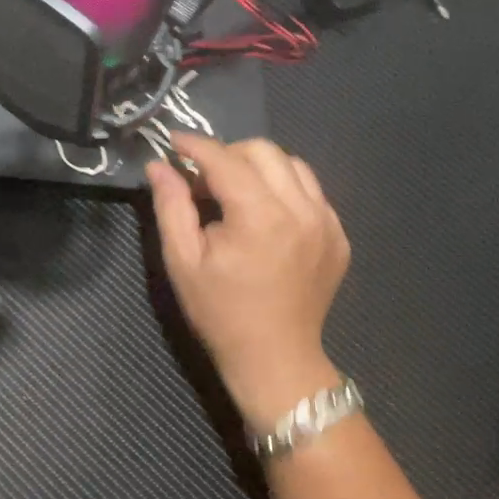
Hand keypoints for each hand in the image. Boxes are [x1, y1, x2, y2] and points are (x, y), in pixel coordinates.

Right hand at [146, 135, 349, 428]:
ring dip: (257, 167)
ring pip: (292, 165)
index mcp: (260, 216)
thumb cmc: (218, 311)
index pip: (225, 159)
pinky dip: (283, 189)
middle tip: (200, 178)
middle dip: (227, 154)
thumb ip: (171, 206)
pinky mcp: (338, 235)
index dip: (195, 145)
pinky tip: (262, 215)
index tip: (172, 142)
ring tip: (233, 193)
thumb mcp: (181, 260)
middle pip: (263, 151)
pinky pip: (310, 192)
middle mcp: (301, 210)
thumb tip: (159, 166)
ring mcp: (327, 222)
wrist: (274, 356)